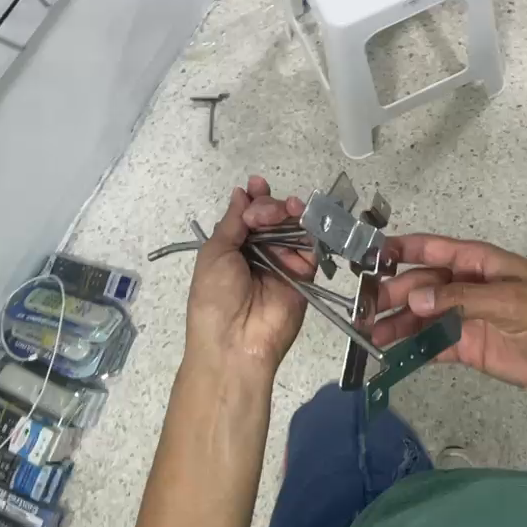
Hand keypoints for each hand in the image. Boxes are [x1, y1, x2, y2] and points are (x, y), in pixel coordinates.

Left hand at [184, 176, 314, 376]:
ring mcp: (284, 262)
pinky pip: (311, 245)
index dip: (255, 198)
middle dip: (268, 205)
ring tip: (284, 210)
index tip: (256, 184)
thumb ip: (233, 222)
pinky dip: (308, 227)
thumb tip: (241, 193)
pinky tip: (300, 217)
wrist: (235, 343)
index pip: (250, 215)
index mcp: (236, 247)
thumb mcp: (215, 254)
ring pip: (293, 226)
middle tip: (261, 213)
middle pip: (273, 216)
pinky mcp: (304, 273)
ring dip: (288, 211)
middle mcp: (261, 252)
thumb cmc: (215, 298)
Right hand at [372, 234, 526, 399]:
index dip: (401, 249)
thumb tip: (414, 298)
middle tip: (363, 308)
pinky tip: (390, 356)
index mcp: (477, 262)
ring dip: (396, 324)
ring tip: (369, 335)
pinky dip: (412, 350)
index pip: (432, 249)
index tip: (369, 255)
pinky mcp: (466, 347)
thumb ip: (459, 298)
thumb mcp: (508, 301)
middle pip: (420, 285)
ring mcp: (464, 317)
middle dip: (392, 293)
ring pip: (421, 316)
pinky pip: (432, 345)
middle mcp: (464, 285)